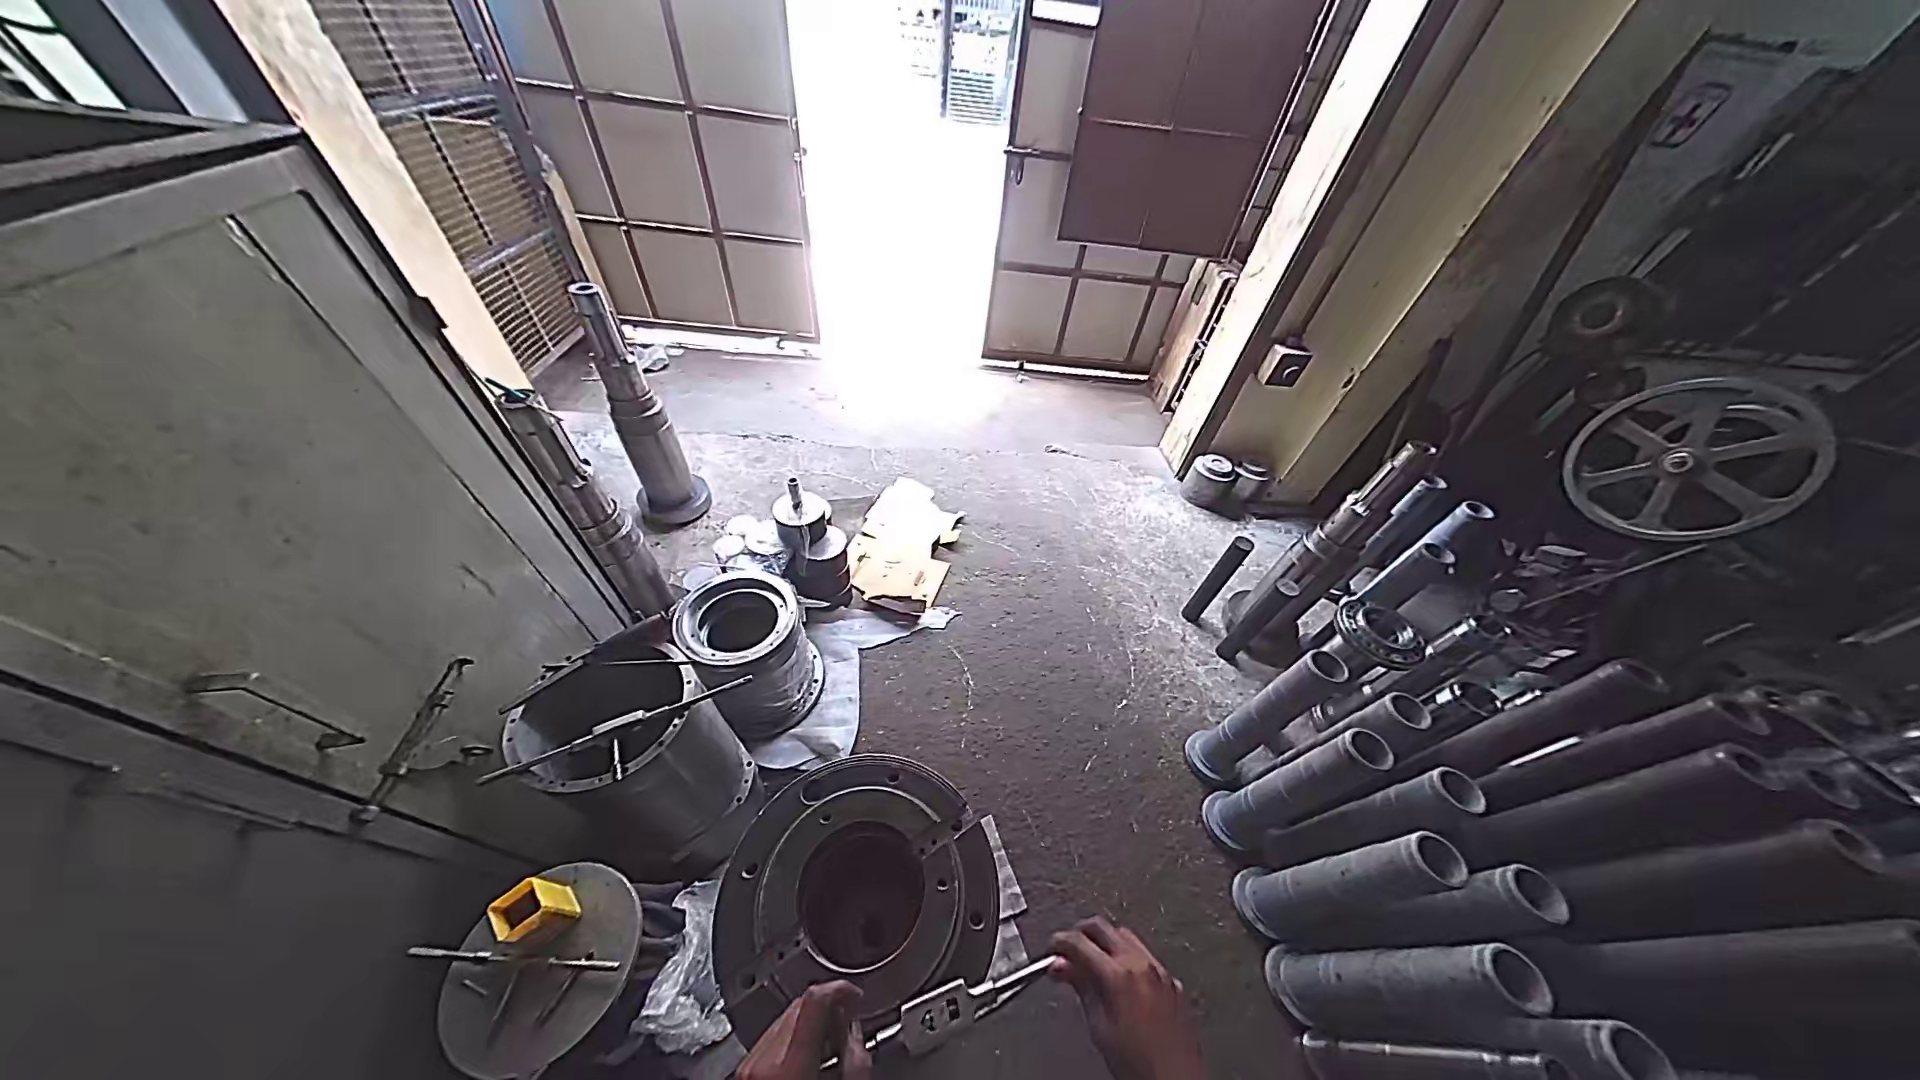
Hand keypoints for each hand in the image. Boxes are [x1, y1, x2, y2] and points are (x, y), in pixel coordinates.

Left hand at [737, 981, 869, 1079]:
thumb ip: (855, 1064)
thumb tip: (855, 1036)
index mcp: (788, 1068)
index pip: (815, 998)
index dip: (840, 988)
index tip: (853, 995)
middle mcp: (762, 1062)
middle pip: (802, 1004)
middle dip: (828, 1010)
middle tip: (844, 1030)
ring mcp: (748, 1066)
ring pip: (787, 1017)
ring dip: (811, 1023)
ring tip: (825, 1049)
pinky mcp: (743, 1071)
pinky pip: (772, 1036)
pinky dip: (792, 1038)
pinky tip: (805, 1058)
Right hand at [1051, 917, 1205, 1079]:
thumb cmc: (1140, 1066)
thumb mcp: (1099, 1026)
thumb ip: (1080, 986)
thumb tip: (1061, 965)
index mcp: (1118, 975)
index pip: (1079, 941)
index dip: (1060, 942)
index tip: (1052, 949)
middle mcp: (1140, 965)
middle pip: (1102, 927)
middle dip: (1080, 933)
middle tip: (1068, 950)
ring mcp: (1159, 971)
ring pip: (1125, 936)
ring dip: (1105, 941)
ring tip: (1092, 961)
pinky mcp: (1171, 981)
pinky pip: (1145, 955)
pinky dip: (1128, 956)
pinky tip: (1122, 977)